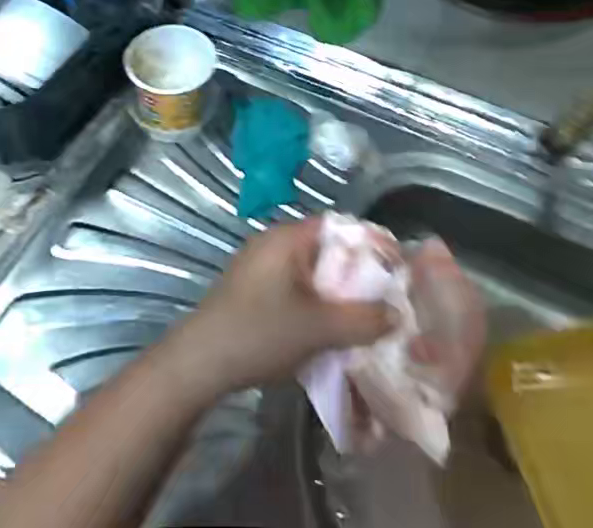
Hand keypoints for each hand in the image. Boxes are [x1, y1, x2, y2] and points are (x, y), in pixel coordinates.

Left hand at [159, 218, 395, 402]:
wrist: (196, 365)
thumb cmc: (260, 333)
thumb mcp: (319, 328)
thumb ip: (363, 319)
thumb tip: (397, 314)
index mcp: (289, 236)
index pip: (343, 226)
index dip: (372, 245)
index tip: (394, 270)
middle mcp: (274, 241)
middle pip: (328, 249)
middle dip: (356, 274)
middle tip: (381, 298)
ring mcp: (258, 265)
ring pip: (311, 271)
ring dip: (335, 291)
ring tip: (358, 316)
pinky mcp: (250, 289)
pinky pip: (294, 286)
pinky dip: (314, 301)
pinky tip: (323, 328)